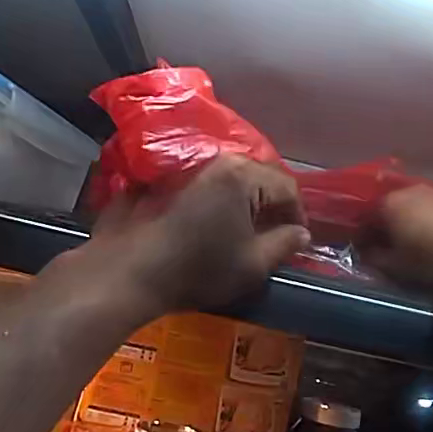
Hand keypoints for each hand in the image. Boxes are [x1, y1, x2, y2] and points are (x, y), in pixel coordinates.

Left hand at [88, 156, 310, 313]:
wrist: (131, 270)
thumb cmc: (198, 268)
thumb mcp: (253, 264)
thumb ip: (285, 244)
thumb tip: (302, 233)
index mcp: (243, 175)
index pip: (287, 187)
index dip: (298, 214)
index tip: (298, 239)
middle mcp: (217, 161)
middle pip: (260, 177)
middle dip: (273, 204)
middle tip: (276, 234)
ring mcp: (189, 166)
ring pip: (232, 179)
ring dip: (246, 201)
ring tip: (247, 230)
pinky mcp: (168, 178)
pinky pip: (207, 183)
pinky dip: (219, 199)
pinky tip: (215, 223)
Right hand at [357, 185, 432, 289]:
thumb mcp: (397, 270)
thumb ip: (374, 260)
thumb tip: (364, 252)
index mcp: (387, 205)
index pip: (362, 220)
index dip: (360, 241)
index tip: (365, 259)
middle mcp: (408, 191)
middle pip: (388, 212)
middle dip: (386, 232)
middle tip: (390, 258)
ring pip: (412, 212)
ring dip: (410, 229)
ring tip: (418, 254)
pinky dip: (431, 228)